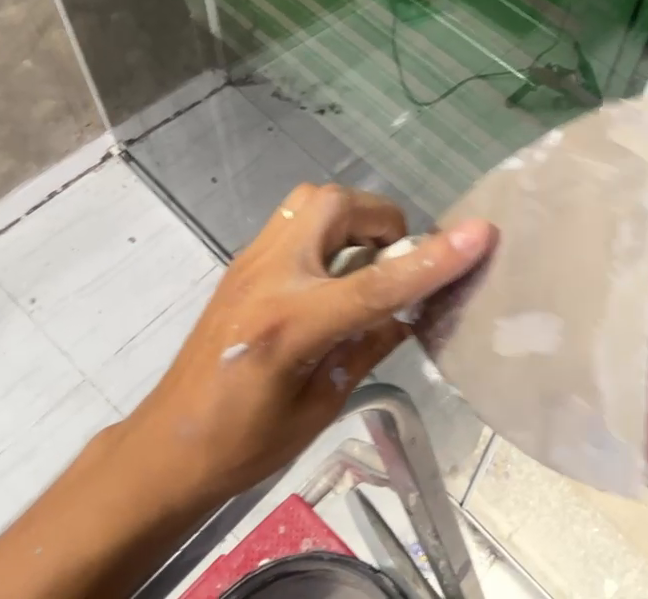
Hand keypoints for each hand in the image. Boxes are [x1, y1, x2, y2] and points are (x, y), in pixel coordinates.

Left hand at [123, 184, 496, 507]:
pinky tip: (333, 274)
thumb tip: (411, 308)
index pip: (377, 283)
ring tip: (366, 261)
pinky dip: (328, 230)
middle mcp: (270, 277)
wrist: (166, 446)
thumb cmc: (244, 445)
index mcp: (291, 325)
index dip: (433, 259)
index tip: (481, 233)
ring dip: (353, 218)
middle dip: (380, 219)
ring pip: (311, 201)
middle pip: (336, 205)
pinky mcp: (242, 262)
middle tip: (395, 257)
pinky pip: (295, 220)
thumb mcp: (321, 406)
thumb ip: (369, 346)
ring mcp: (250, 262)